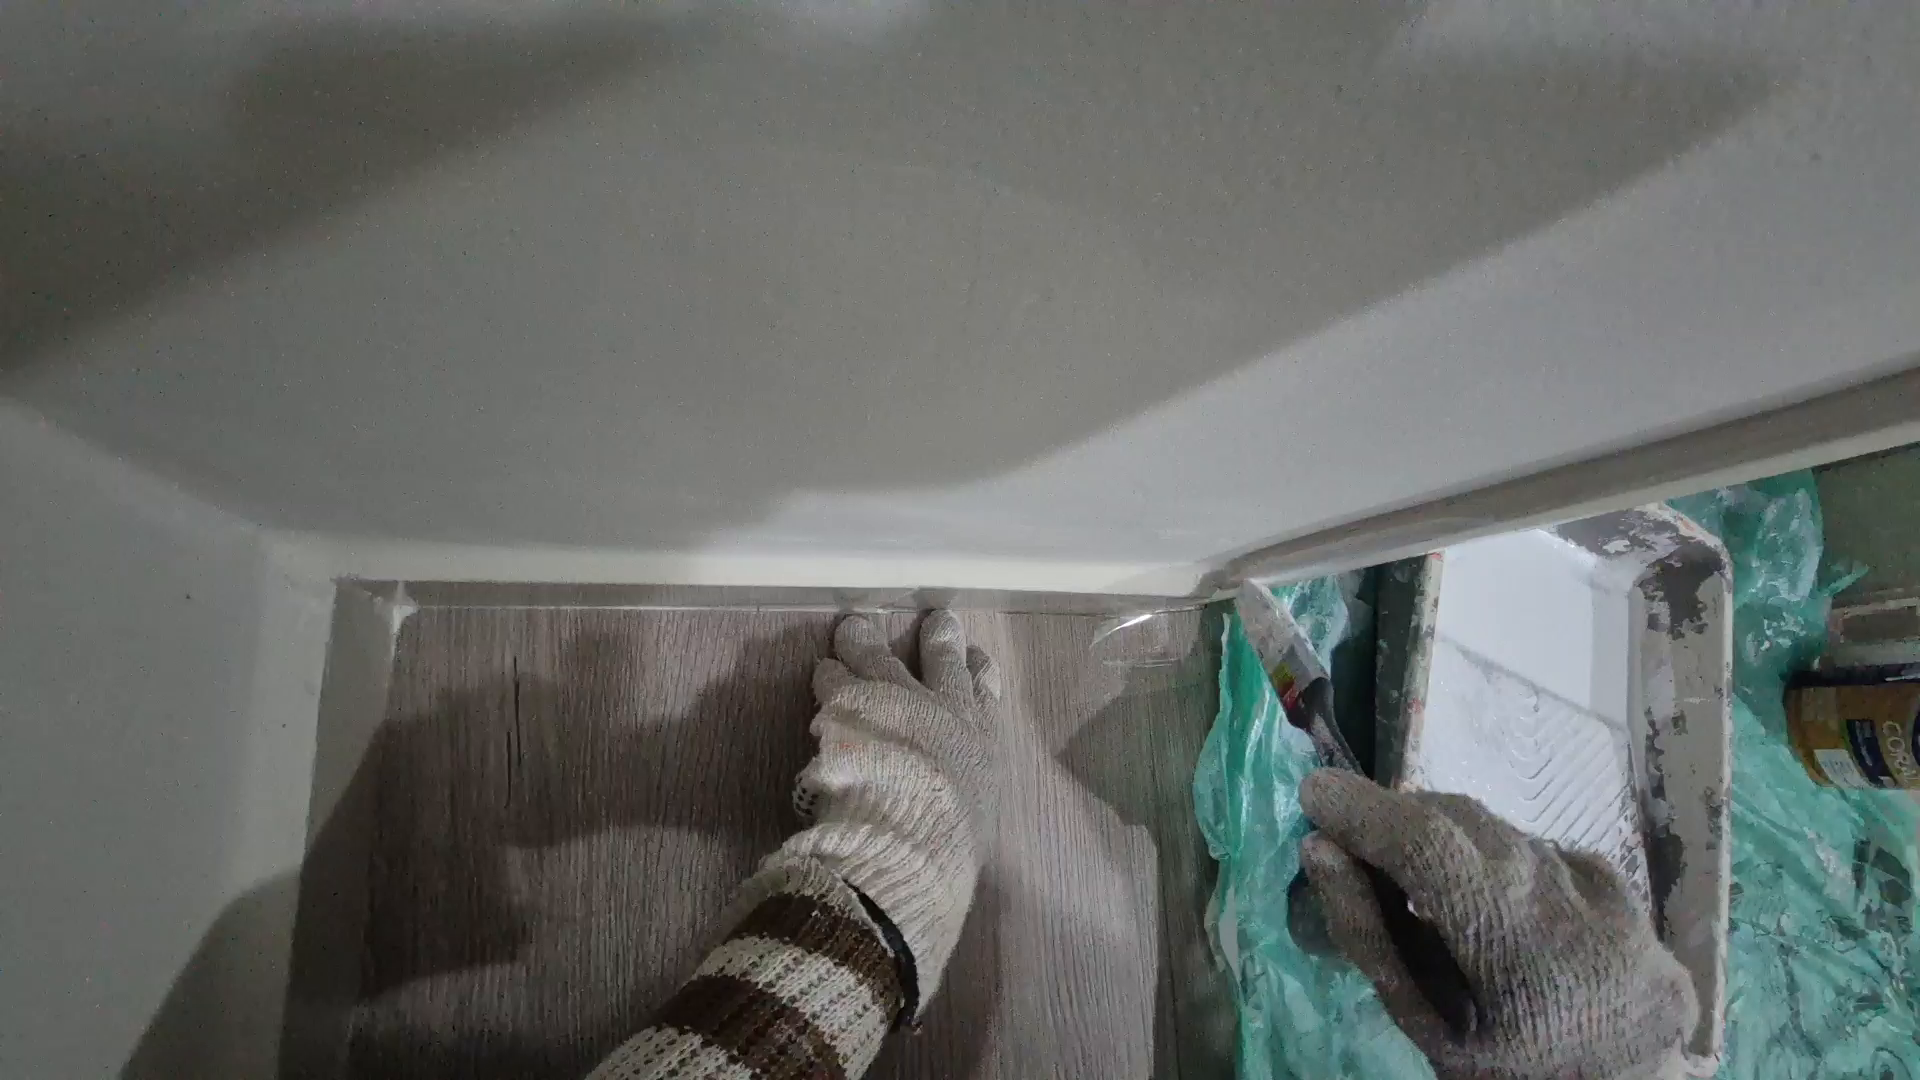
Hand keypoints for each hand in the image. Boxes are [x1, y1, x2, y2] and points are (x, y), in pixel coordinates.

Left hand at [779, 611, 1002, 1018]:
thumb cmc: (947, 843)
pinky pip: (836, 678)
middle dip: (939, 635)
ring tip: (854, 629)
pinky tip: (823, 671)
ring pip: (881, 656)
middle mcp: (944, 708)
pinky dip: (830, 675)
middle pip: (942, 658)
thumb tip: (949, 798)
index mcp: (978, 737)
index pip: (983, 688)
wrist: (907, 841)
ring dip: (867, 641)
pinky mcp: (851, 700)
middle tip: (936, 618)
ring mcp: (898, 698)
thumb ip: (962, 791)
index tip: (972, 653)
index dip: (976, 667)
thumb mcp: (972, 816)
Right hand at [1299, 770, 1696, 1079]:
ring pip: (1492, 826)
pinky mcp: (1623, 891)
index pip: (1430, 847)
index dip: (1366, 810)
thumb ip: (1365, 933)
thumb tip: (1318, 846)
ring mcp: (1610, 898)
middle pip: (1456, 822)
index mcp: (1526, 960)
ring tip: (1422, 877)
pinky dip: (1490, 852)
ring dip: (1438, 832)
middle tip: (1355, 842)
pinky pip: (1531, 842)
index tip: (1314, 793)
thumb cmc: (1504, 1072)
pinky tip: (1491, 897)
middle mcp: (1576, 912)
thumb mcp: (1421, 1021)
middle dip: (1392, 818)